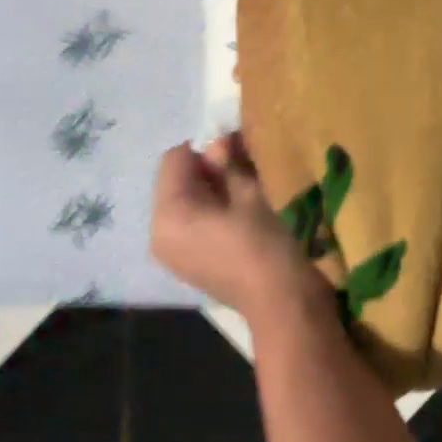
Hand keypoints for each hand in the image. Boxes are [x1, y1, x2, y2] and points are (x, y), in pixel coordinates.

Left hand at [150, 134, 324, 320]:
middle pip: (178, 183)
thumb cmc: (268, 243)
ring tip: (253, 187)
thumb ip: (232, 166)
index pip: (175, 160)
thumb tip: (218, 141)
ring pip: (189, 203)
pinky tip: (247, 214)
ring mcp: (174, 252)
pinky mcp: (192, 263)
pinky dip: (216, 210)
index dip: (206, 145)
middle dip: (211, 168)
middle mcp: (160, 233)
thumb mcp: (255, 196)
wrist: (281, 300)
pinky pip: (196, 223)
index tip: (242, 142)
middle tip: (252, 163)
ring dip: (216, 189)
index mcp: (170, 214)